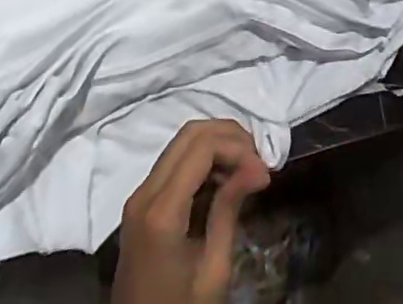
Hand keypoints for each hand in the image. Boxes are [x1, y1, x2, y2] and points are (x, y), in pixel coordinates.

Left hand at [112, 119, 271, 303]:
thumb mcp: (214, 268)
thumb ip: (229, 209)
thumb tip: (258, 167)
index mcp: (161, 211)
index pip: (202, 146)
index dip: (238, 147)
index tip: (263, 170)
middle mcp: (144, 193)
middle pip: (189, 133)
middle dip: (229, 136)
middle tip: (257, 159)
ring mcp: (139, 196)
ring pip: (181, 142)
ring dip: (217, 144)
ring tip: (246, 168)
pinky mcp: (141, 202)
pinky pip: (174, 162)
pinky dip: (203, 158)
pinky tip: (224, 178)